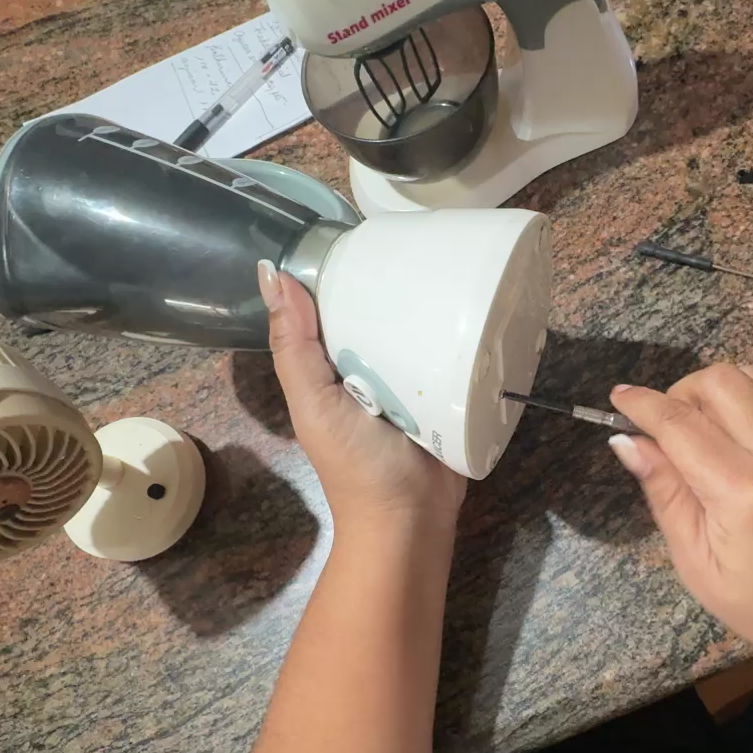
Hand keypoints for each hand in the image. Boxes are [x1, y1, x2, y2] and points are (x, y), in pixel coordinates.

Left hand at [260, 261, 466, 532]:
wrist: (412, 520)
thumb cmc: (358, 464)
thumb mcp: (315, 404)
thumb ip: (294, 348)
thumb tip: (274, 273)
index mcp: (332, 369)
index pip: (333, 308)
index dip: (340, 271)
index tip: (363, 232)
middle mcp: (371, 372)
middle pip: (380, 316)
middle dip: (395, 282)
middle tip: (423, 239)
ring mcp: (413, 385)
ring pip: (419, 335)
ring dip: (434, 308)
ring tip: (456, 261)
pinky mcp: (449, 397)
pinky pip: (452, 359)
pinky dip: (460, 339)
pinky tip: (478, 309)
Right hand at [607, 364, 752, 665]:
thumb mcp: (695, 562)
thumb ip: (664, 493)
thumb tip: (626, 442)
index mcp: (742, 493)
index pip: (680, 424)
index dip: (641, 405)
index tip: (618, 398)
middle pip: (721, 381)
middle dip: (680, 392)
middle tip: (665, 428)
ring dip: (718, 389)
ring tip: (702, 425)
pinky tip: (749, 421)